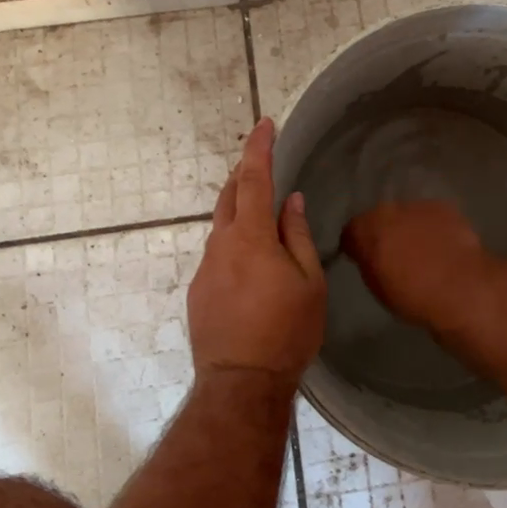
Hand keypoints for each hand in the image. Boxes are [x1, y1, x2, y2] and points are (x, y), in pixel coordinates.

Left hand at [188, 118, 326, 388]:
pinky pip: (218, 255)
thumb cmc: (286, 332)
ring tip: (263, 217)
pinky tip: (252, 266)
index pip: (253, 179)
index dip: (259, 149)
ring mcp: (205, 269)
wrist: (240, 383)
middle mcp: (221, 245)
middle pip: (229, 196)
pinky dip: (235, 245)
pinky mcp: (198, 291)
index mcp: (251, 237)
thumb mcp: (308, 283)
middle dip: (244, 173)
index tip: (265, 124)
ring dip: (240, 212)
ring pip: (222, 227)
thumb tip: (291, 200)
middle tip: (262, 162)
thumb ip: (297, 236)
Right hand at [340, 200, 499, 323]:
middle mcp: (389, 210)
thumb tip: (367, 254)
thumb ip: (368, 263)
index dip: (355, 244)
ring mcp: (418, 206)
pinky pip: (431, 216)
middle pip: (379, 218)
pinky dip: (433, 227)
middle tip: (392, 254)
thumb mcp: (377, 287)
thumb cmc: (411, 295)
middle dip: (383, 232)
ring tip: (421, 251)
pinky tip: (442, 246)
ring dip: (409, 228)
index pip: (351, 230)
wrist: (460, 287)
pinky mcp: (445, 208)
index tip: (362, 258)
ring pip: (407, 215)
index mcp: (366, 228)